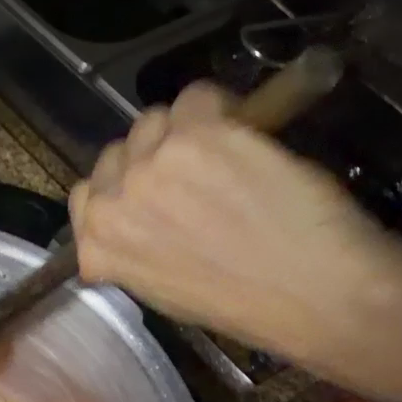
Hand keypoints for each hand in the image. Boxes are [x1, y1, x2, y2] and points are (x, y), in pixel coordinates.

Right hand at [70, 81, 401, 363]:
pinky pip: (198, 97)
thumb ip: (129, 248)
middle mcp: (111, 200)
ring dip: (181, 131)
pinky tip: (247, 134)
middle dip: (149, 158)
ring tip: (222, 154)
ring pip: (153, 120)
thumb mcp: (157, 288)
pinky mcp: (199, 134)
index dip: (121, 189)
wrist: (316, 296)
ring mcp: (151, 164)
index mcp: (96, 243)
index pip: (85, 193)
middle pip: (118, 152)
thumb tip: (136, 222)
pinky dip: (221, 107)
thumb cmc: (245, 304)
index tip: (153, 196)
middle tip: (194, 177)